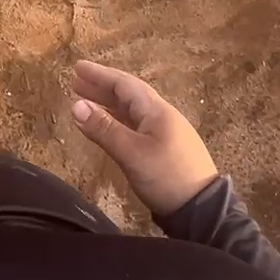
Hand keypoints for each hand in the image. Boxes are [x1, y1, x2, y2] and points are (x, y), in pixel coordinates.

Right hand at [70, 59, 218, 214]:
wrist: (203, 211)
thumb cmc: (166, 177)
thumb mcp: (131, 153)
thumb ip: (103, 129)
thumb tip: (75, 105)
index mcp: (156, 111)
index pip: (124, 84)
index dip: (100, 75)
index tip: (77, 67)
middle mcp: (161, 116)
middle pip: (128, 95)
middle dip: (101, 87)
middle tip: (75, 82)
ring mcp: (164, 133)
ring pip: (131, 111)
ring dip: (107, 103)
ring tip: (84, 101)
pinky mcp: (164, 150)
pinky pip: (135, 125)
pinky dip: (116, 120)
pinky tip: (106, 125)